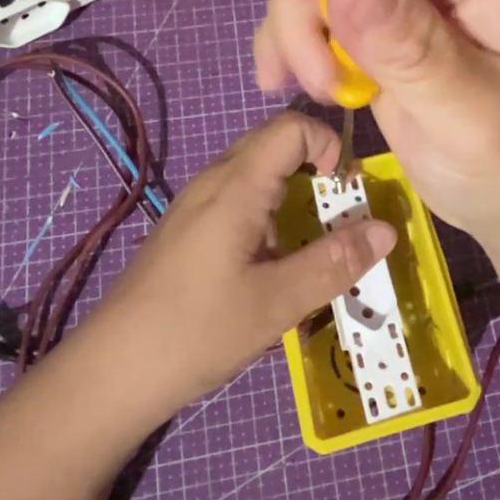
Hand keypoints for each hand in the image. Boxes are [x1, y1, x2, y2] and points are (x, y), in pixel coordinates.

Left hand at [91, 113, 396, 413]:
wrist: (111, 372)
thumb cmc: (196, 332)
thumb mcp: (277, 302)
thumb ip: (334, 263)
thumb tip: (388, 229)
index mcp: (235, 187)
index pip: (290, 127)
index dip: (328, 144)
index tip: (346, 192)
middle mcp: (213, 183)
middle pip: (273, 144)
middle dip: (316, 167)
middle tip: (340, 216)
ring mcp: (194, 207)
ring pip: (255, 175)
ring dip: (293, 195)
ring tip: (312, 244)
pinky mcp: (186, 231)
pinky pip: (237, 201)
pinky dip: (269, 215)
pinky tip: (272, 265)